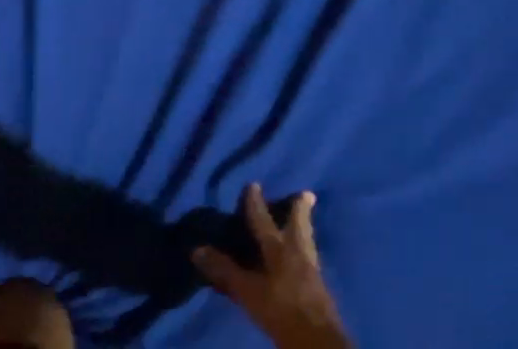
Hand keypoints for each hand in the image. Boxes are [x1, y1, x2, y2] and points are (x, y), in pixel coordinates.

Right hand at [193, 185, 349, 348]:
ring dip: (306, 229)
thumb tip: (196, 248)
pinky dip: (307, 250)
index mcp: (279, 250)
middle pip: (299, 227)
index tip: (254, 183)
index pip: (263, 221)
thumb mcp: (247, 290)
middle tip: (306, 194)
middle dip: (300, 210)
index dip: (256, 203)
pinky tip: (305, 256)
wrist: (318, 341)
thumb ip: (224, 270)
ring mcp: (313, 273)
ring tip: (306, 221)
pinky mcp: (320, 290)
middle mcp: (299, 256)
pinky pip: (311, 260)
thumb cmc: (281, 310)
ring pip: (308, 243)